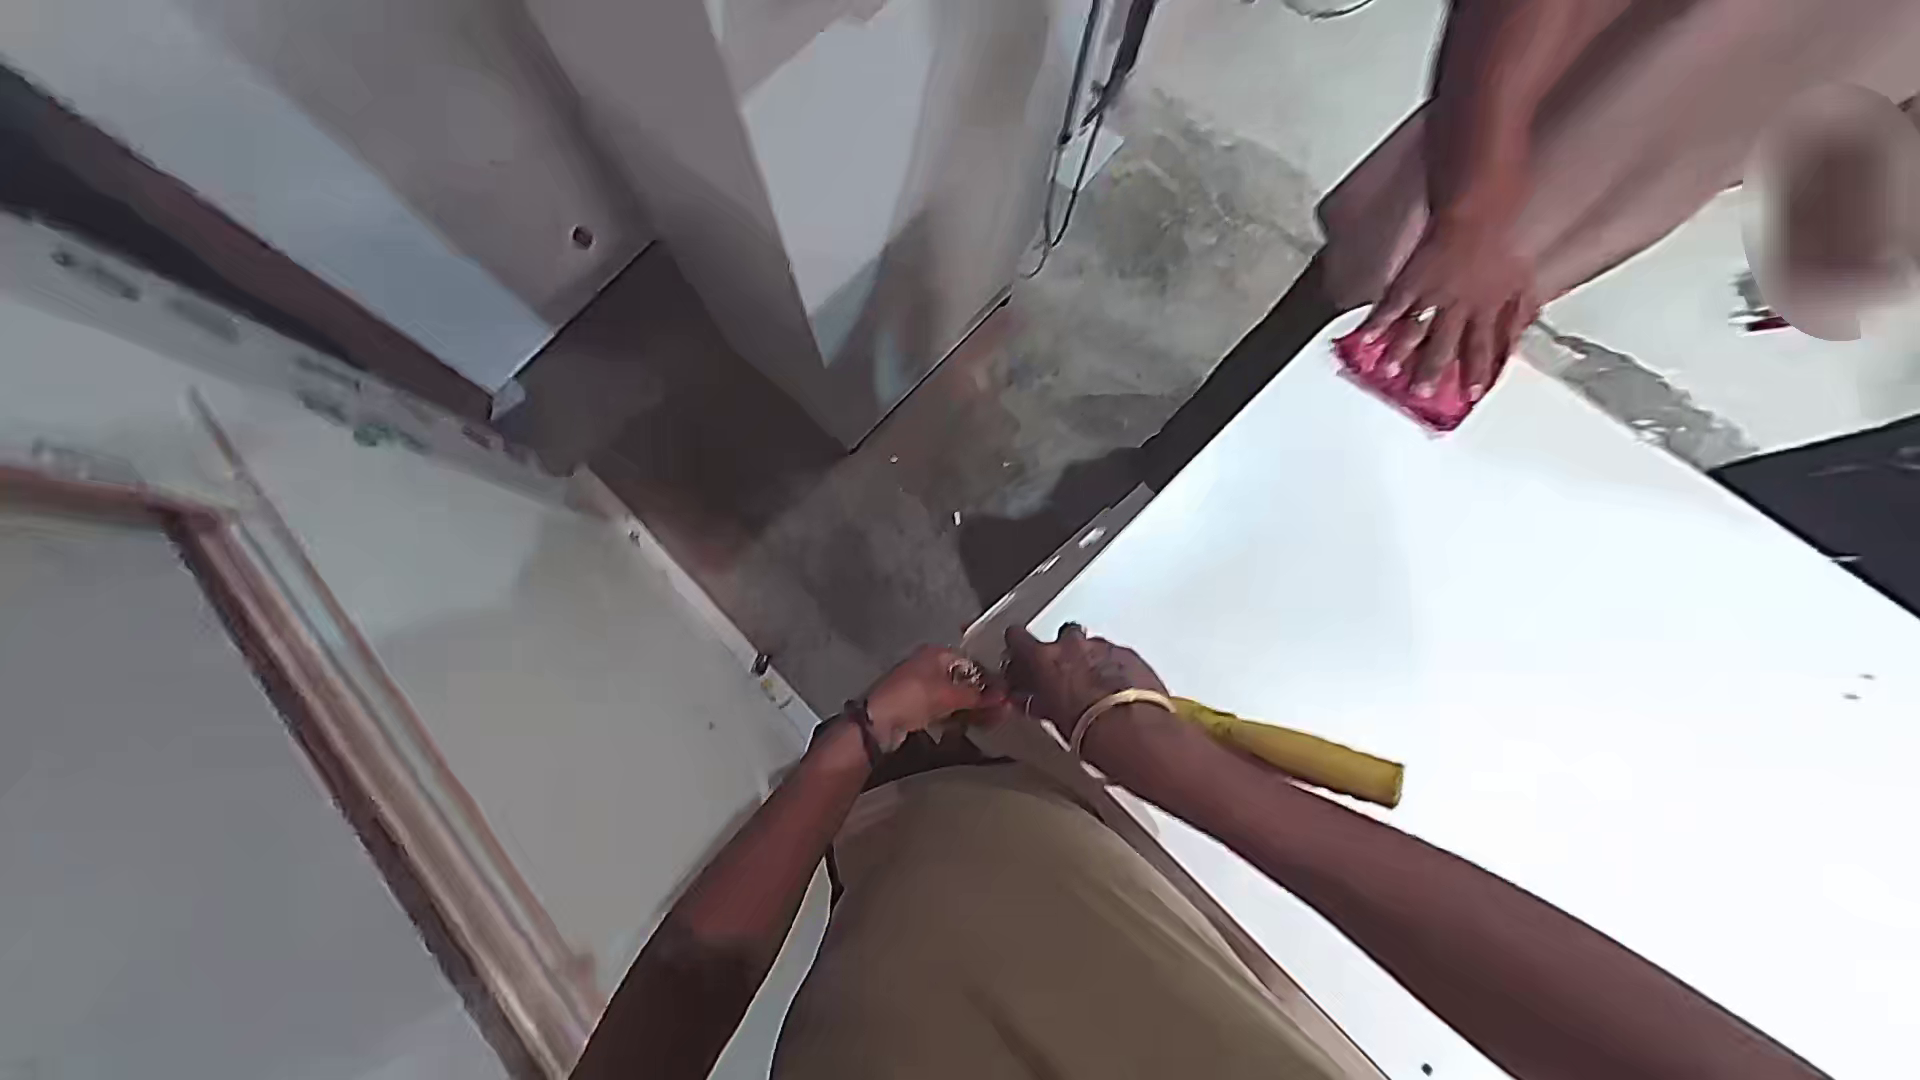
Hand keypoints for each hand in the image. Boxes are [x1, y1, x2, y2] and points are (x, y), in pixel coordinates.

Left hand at [863, 646, 1000, 748]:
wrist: (877, 722)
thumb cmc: (914, 698)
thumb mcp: (949, 696)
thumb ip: (978, 696)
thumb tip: (1004, 697)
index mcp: (935, 653)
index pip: (970, 661)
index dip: (987, 677)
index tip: (1003, 694)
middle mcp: (928, 664)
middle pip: (961, 678)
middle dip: (979, 695)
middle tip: (999, 710)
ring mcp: (920, 685)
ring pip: (951, 695)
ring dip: (968, 707)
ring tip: (988, 720)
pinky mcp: (914, 704)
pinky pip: (941, 708)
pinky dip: (954, 715)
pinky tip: (967, 726)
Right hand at [1003, 623, 1166, 730]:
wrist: (1133, 731)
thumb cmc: (1091, 727)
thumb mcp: (1052, 718)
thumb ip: (1040, 700)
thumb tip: (1039, 702)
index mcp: (1044, 659)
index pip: (1018, 638)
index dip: (1018, 646)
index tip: (1020, 654)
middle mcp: (1072, 645)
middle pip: (1061, 637)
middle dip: (1063, 654)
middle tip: (1065, 678)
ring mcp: (1101, 647)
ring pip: (1090, 646)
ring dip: (1089, 661)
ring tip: (1094, 687)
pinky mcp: (1128, 654)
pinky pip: (1114, 654)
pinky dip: (1113, 667)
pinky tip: (1116, 689)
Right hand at [1356, 213, 1538, 402]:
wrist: (1481, 206)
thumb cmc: (1499, 238)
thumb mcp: (1521, 276)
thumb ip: (1518, 309)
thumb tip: (1520, 332)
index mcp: (1492, 305)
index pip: (1486, 346)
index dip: (1479, 371)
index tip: (1471, 395)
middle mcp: (1463, 304)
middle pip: (1447, 345)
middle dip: (1435, 370)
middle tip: (1421, 392)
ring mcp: (1436, 294)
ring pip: (1418, 330)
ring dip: (1402, 353)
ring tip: (1388, 372)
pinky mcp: (1412, 282)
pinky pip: (1392, 308)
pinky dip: (1376, 325)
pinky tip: (1364, 339)